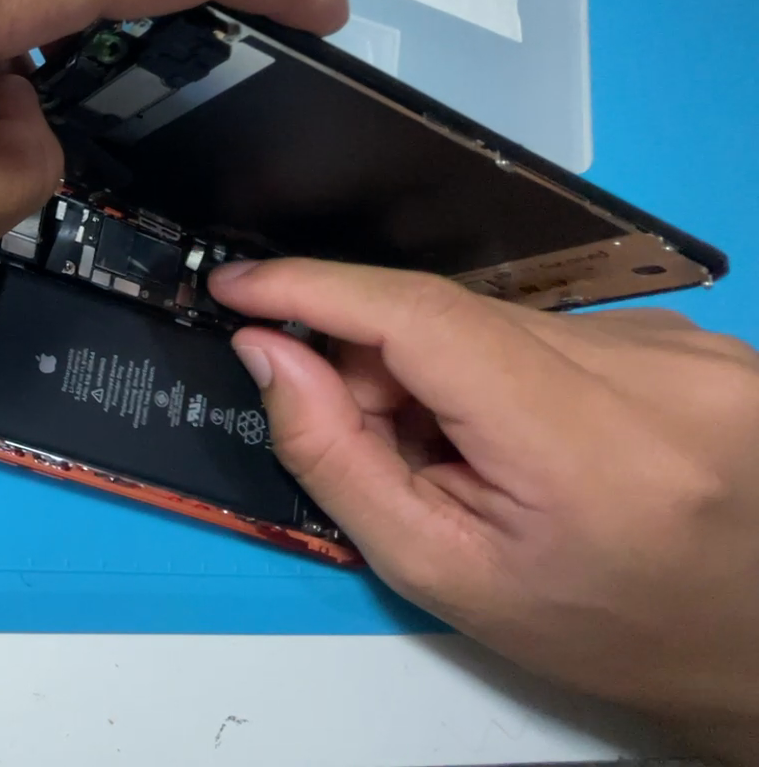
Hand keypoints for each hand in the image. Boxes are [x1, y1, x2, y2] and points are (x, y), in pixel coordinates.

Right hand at [210, 259, 758, 760]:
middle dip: (368, 361)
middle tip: (380, 438)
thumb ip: (327, 450)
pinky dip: (481, 364)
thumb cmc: (585, 629)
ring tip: (462, 449)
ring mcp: (687, 347)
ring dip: (425, 366)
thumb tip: (263, 345)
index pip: (422, 318)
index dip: (312, 287)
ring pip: (477, 315)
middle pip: (439, 315)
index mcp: (593, 447)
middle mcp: (659, 372)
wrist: (758, 655)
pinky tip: (515, 429)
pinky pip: (526, 323)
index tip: (232, 283)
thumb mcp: (428, 564)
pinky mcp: (689, 338)